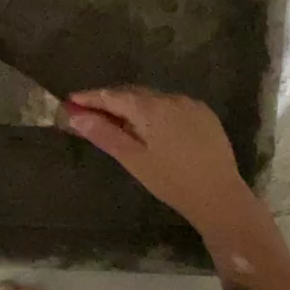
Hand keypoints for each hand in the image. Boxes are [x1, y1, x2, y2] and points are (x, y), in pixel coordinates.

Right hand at [62, 87, 252, 232]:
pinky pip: (171, 106)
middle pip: (133, 93)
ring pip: (153, 99)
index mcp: (151, 108)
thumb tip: (76, 117)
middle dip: (109, 101)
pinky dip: (154, 112)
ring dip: (132, 106)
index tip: (71, 100)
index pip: (113, 96)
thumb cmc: (171, 181)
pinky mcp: (204, 114)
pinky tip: (150, 128)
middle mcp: (171, 98)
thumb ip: (105, 134)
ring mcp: (190, 104)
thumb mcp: (133, 160)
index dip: (90, 98)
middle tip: (88, 112)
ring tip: (116, 122)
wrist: (219, 195)